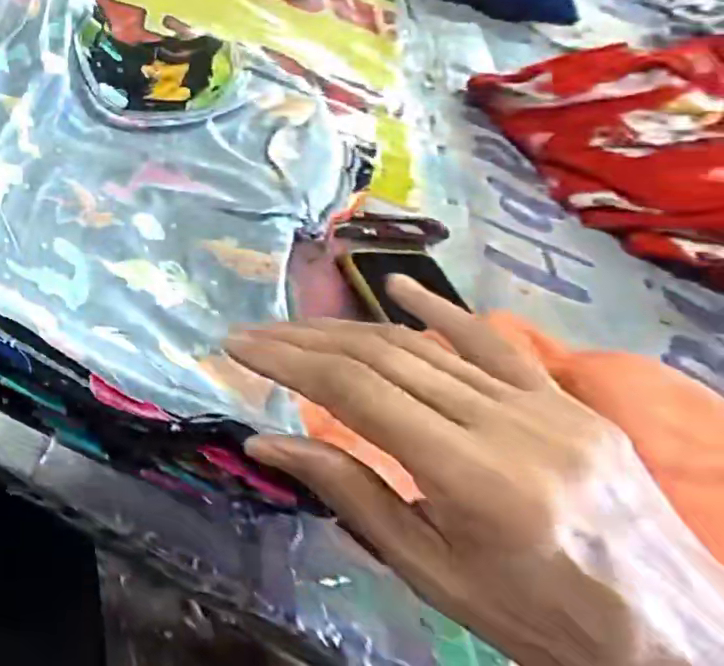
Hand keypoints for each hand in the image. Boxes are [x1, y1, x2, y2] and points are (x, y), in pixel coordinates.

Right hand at [226, 279, 723, 665]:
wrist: (692, 650)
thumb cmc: (543, 621)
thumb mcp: (433, 572)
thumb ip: (348, 494)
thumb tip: (262, 440)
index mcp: (480, 481)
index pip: (355, 391)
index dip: (285, 361)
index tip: (236, 346)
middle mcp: (517, 431)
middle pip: (381, 357)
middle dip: (301, 340)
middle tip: (249, 335)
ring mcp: (553, 412)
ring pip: (422, 346)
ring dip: (344, 329)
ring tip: (291, 328)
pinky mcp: (574, 408)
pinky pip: (495, 345)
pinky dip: (439, 310)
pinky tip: (396, 285)